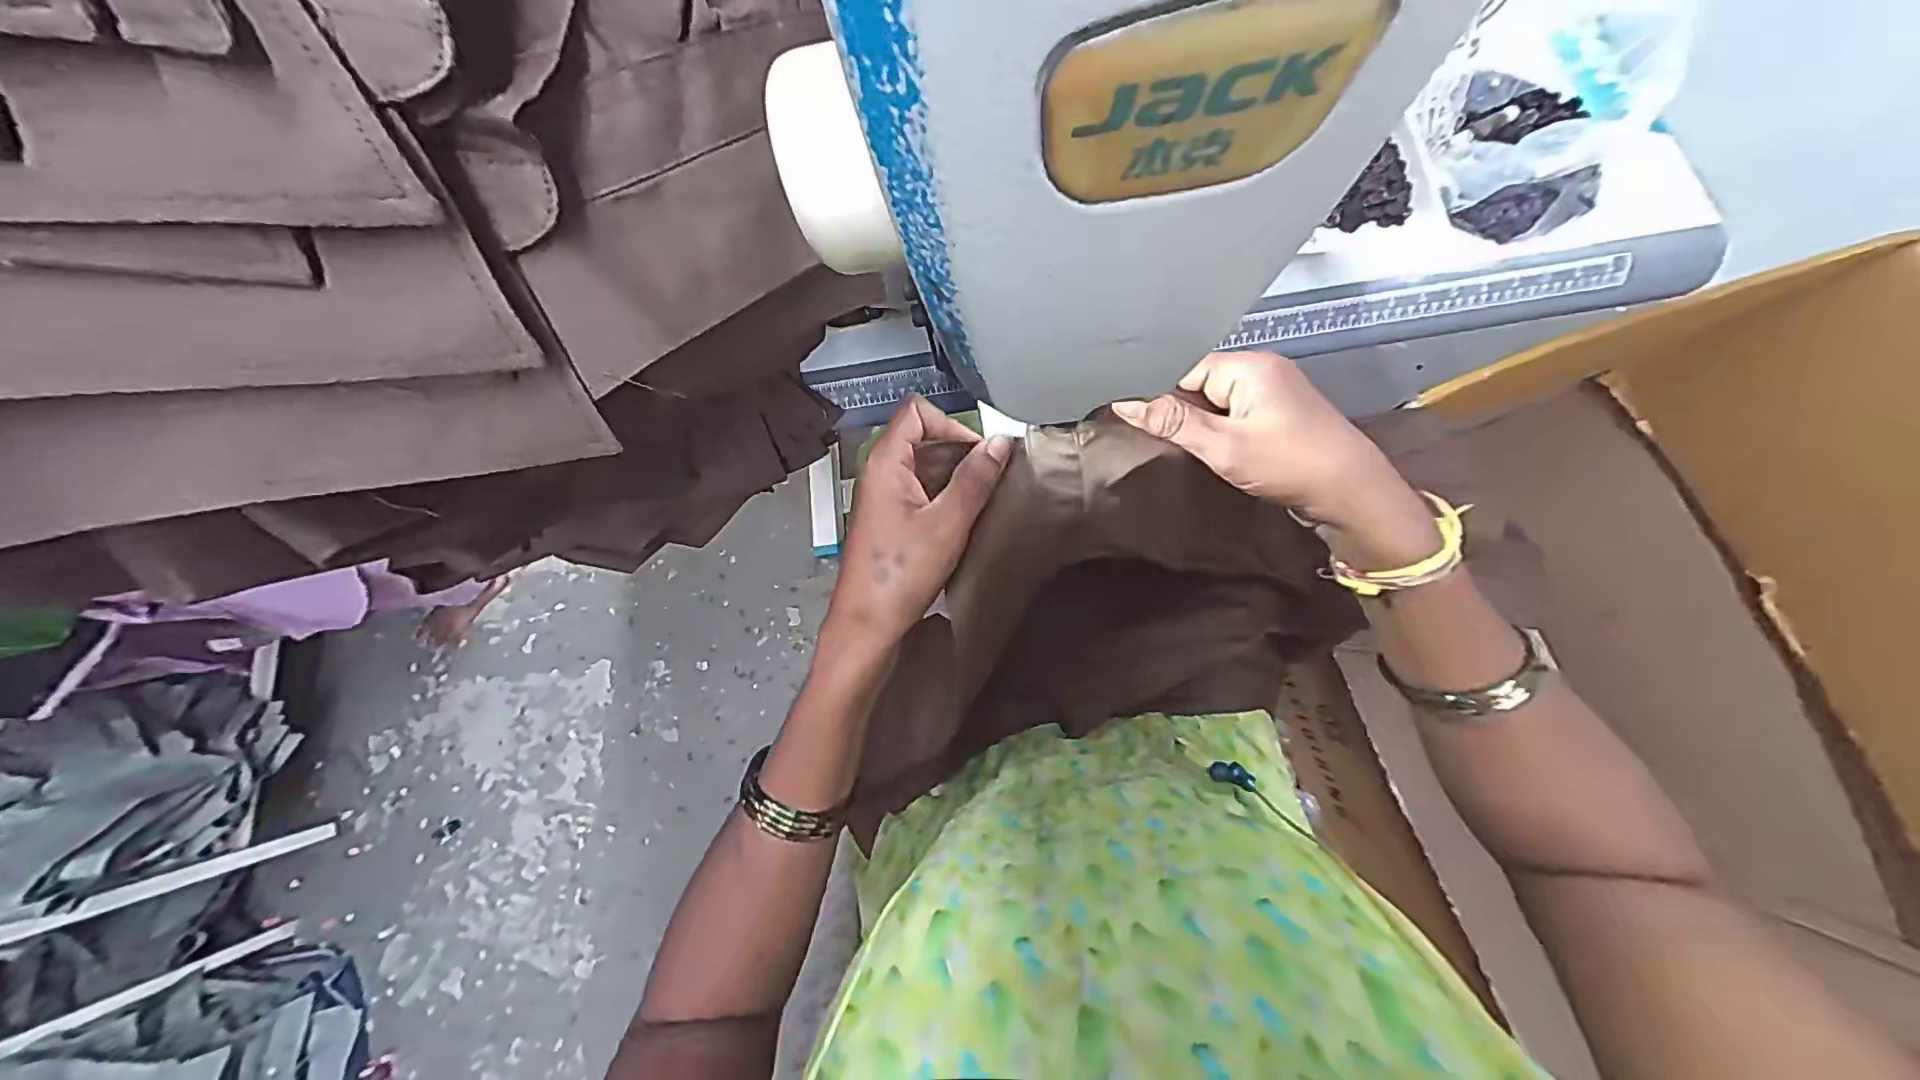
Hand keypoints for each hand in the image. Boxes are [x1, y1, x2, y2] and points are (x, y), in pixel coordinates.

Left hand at [826, 396, 1012, 645]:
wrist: (867, 623)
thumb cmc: (896, 577)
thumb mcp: (948, 524)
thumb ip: (975, 480)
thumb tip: (1000, 445)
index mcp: (885, 463)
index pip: (918, 412)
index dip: (953, 426)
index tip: (978, 454)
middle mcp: (880, 474)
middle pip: (925, 438)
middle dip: (960, 454)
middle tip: (988, 481)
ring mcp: (884, 498)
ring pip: (926, 468)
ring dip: (956, 479)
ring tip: (979, 505)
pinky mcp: (891, 520)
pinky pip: (922, 493)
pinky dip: (946, 499)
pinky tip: (963, 523)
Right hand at [1112, 352, 1437, 567]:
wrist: (1351, 493)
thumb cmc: (1289, 464)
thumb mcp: (1222, 445)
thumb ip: (1172, 423)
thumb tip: (1126, 404)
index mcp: (1250, 366)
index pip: (1186, 368)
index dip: (1161, 394)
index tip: (1141, 421)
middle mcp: (1263, 370)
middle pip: (1200, 383)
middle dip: (1181, 411)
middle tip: (1169, 441)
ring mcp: (1273, 392)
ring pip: (1216, 402)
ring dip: (1201, 425)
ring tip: (1194, 448)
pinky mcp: (1278, 415)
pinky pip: (1234, 414)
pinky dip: (1221, 432)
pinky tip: (1217, 451)